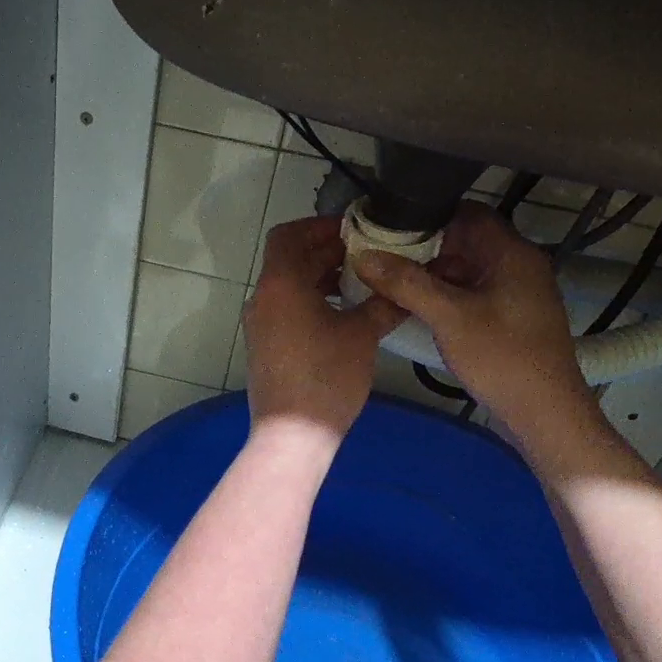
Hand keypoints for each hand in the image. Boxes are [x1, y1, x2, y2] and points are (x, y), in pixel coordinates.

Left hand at [244, 216, 404, 437]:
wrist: (292, 434)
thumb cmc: (327, 377)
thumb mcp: (362, 335)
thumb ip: (383, 304)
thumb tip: (402, 289)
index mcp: (280, 284)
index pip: (288, 235)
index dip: (318, 226)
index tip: (351, 231)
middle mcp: (262, 299)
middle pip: (289, 260)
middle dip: (325, 252)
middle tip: (364, 255)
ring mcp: (259, 325)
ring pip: (287, 286)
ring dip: (319, 278)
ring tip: (359, 283)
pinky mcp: (264, 347)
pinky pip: (284, 309)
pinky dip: (309, 300)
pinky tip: (342, 314)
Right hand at [350, 201, 598, 441]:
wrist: (544, 413)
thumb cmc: (502, 357)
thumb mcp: (449, 317)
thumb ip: (406, 283)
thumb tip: (363, 257)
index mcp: (512, 253)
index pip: (468, 214)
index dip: (429, 216)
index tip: (390, 228)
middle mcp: (519, 265)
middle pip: (466, 241)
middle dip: (424, 249)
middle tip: (382, 258)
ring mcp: (517, 293)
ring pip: (467, 270)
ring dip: (433, 275)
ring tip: (391, 284)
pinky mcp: (511, 318)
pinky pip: (473, 293)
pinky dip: (446, 296)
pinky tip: (417, 310)